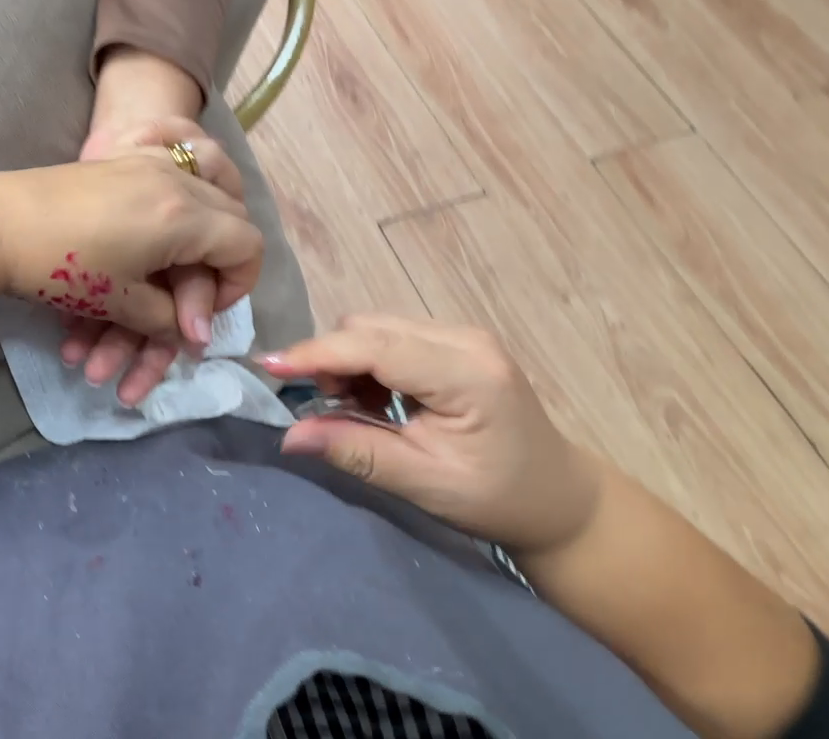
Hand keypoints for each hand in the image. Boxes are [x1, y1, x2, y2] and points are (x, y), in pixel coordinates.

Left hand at [0, 146, 257, 406]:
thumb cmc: (61, 265)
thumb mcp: (121, 300)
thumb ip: (167, 319)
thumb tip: (191, 336)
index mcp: (187, 213)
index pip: (247, 245)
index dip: (235, 287)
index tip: (200, 318)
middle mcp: (175, 180)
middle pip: (225, 226)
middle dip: (207, 280)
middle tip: (178, 320)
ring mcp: (144, 166)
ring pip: (187, 215)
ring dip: (169, 269)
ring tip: (142, 307)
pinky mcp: (116, 167)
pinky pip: (156, 192)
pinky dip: (155, 229)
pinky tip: (135, 254)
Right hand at [265, 316, 601, 555]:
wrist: (560, 500)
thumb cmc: (498, 498)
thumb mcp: (423, 482)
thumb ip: (355, 451)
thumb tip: (289, 436)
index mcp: (467, 374)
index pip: (375, 347)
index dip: (317, 353)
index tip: (267, 366)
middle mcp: (464, 339)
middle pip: (368, 328)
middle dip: (331, 361)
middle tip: (328, 409)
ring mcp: (461, 336)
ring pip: (373, 328)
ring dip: (347, 362)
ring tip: (357, 409)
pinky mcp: (453, 341)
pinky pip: (388, 336)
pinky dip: (366, 363)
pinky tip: (378, 400)